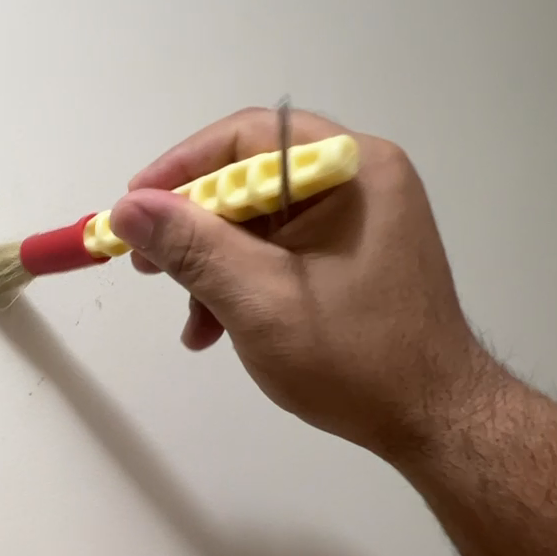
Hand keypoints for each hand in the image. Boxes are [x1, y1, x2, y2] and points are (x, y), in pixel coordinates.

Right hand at [110, 108, 503, 456]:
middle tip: (145, 266)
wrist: (429, 417)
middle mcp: (356, 180)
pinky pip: (279, 254)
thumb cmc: (351, 357)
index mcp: (348, 168)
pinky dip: (241, 285)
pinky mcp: (350, 257)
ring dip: (211, 268)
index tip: (132, 210)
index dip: (179, 170)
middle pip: (249, 181)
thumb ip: (191, 247)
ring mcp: (356, 221)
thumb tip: (127, 208)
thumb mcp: (258, 299)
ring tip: (190, 322)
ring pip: (258, 225)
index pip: (246, 138)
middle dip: (191, 228)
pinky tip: (216, 330)